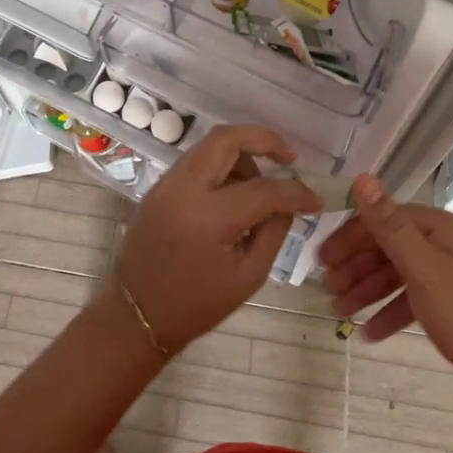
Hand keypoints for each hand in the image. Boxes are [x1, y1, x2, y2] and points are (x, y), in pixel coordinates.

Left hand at [115, 125, 320, 351]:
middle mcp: (183, 189)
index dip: (295, 192)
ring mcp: (166, 183)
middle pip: (226, 139)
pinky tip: (236, 189)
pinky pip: (196, 161)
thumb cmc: (196, 305)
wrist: (138, 313)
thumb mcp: (248, 276)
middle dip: (263, 139)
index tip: (315, 199)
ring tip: (261, 184)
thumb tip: (289, 203)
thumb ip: (273, 231)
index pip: (262, 190)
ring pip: (210, 145)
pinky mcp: (159, 186)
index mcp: (207, 218)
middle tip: (289, 156)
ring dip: (241, 152)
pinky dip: (221, 164)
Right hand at [319, 174, 452, 385]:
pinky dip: (388, 311)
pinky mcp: (449, 300)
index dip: (349, 237)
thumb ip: (389, 224)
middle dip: (355, 267)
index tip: (322, 260)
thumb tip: (362, 177)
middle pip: (387, 246)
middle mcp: (442, 242)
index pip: (382, 219)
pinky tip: (369, 332)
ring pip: (396, 274)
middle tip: (327, 288)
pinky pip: (410, 298)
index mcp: (437, 226)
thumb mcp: (421, 268)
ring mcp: (447, 271)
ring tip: (339, 310)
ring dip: (366, 290)